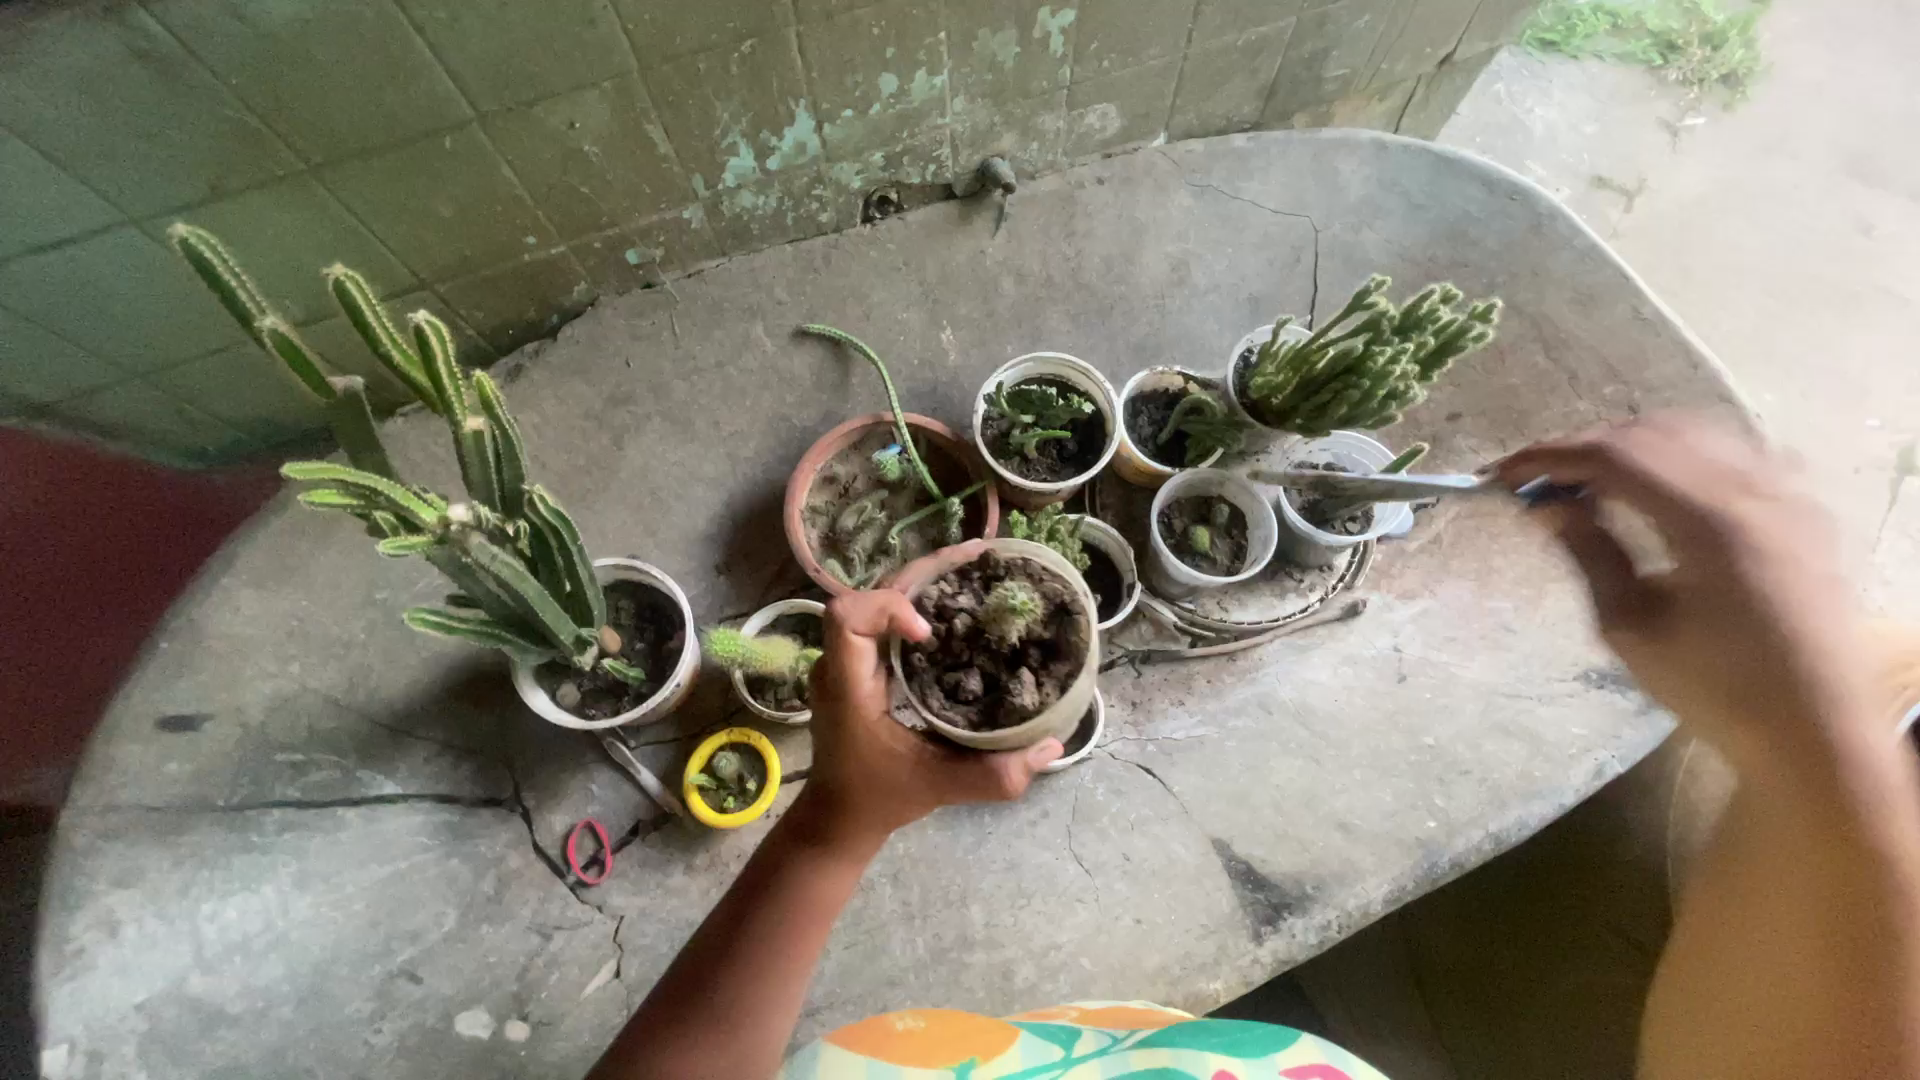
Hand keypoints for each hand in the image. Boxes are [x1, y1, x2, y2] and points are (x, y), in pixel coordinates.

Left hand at [799, 564, 1063, 846]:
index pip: (846, 617)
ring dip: (924, 579)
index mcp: (849, 685)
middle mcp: (840, 662)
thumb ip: (993, 776)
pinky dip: (919, 599)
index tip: (928, 632)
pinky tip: (955, 597)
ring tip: (973, 565)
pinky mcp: (859, 662)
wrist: (838, 815)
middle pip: (870, 592)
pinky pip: (884, 614)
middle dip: (923, 571)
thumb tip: (1051, 745)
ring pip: (878, 597)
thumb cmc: (879, 798)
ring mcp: (846, 659)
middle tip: (979, 557)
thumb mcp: (938, 788)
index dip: (887, 607)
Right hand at [1498, 415, 1873, 765]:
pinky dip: (1671, 454)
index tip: (1498, 475)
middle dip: (1578, 448)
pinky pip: (1728, 451)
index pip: (1614, 457)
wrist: (1815, 728)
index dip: (1547, 457)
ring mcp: (1789, 496)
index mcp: (1711, 525)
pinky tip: (1645, 486)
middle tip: (1529, 480)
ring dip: (1624, 446)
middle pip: (1649, 435)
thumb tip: (1544, 506)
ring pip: (1690, 433)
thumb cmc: (1710, 687)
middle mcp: (1758, 494)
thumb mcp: (1625, 625)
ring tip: (1579, 481)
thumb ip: (1588, 552)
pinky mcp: (1800, 509)